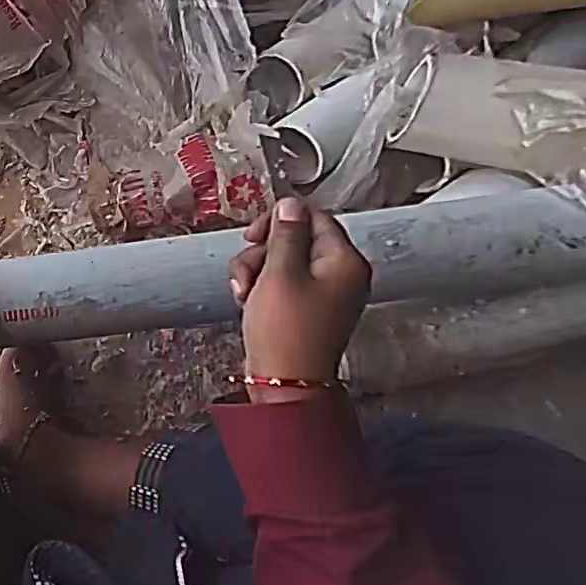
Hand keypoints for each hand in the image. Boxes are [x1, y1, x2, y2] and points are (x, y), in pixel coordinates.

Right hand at [229, 196, 370, 401]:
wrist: (284, 381)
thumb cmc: (283, 327)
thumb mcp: (279, 275)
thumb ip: (285, 235)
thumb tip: (291, 203)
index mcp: (344, 261)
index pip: (314, 219)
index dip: (280, 221)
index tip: (250, 236)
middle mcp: (340, 273)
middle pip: (296, 241)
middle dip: (262, 252)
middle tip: (244, 271)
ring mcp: (323, 293)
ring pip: (283, 262)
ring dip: (255, 271)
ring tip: (242, 293)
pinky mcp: (305, 308)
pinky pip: (282, 283)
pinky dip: (261, 287)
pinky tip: (246, 301)